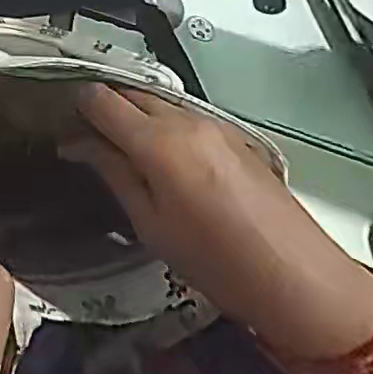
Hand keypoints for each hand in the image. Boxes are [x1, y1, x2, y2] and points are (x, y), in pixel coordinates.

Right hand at [61, 82, 372, 358]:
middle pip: (126, 90)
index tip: (68, 128)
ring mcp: (212, 123)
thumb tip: (79, 144)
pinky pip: (181, 113)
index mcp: (158, 143)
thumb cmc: (222, 264)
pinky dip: (160, 123)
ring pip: (153, 98)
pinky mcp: (231, 133)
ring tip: (123, 150)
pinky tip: (161, 158)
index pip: (99, 98)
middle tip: (89, 139)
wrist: (305, 283)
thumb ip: (112, 171)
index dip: (76, 108)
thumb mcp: (150, 224)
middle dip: (103, 107)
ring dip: (132, 114)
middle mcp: (185, 121)